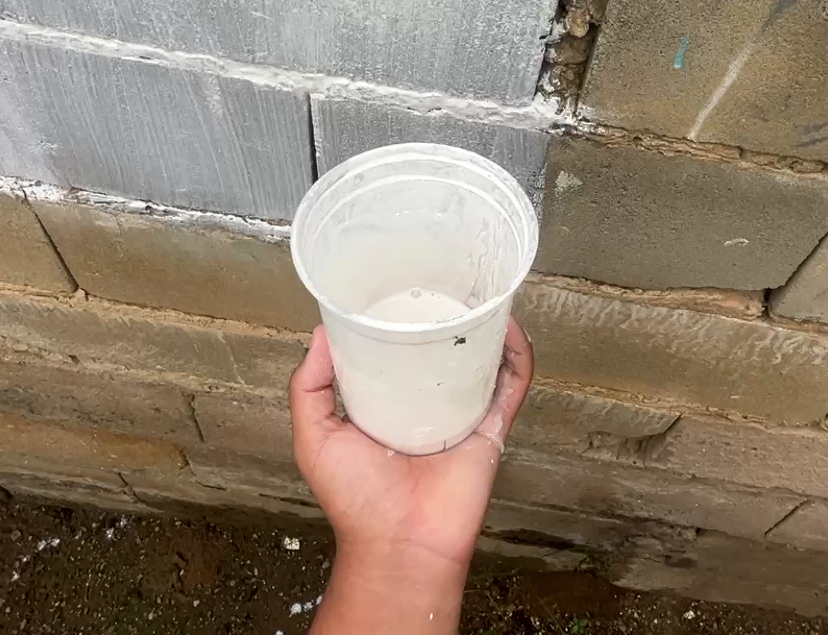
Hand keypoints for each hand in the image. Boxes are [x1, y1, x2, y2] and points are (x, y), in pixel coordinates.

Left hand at [290, 319, 533, 633]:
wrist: (400, 544)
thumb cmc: (357, 501)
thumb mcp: (317, 437)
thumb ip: (310, 388)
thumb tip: (320, 334)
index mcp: (394, 401)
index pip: (402, 349)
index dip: (402, 317)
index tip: (398, 288)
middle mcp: (432, 401)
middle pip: (447, 347)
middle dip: (448, 313)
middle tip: (444, 282)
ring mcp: (465, 410)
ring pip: (485, 356)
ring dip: (488, 325)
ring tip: (480, 294)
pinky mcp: (493, 424)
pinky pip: (513, 383)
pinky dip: (517, 353)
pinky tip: (508, 326)